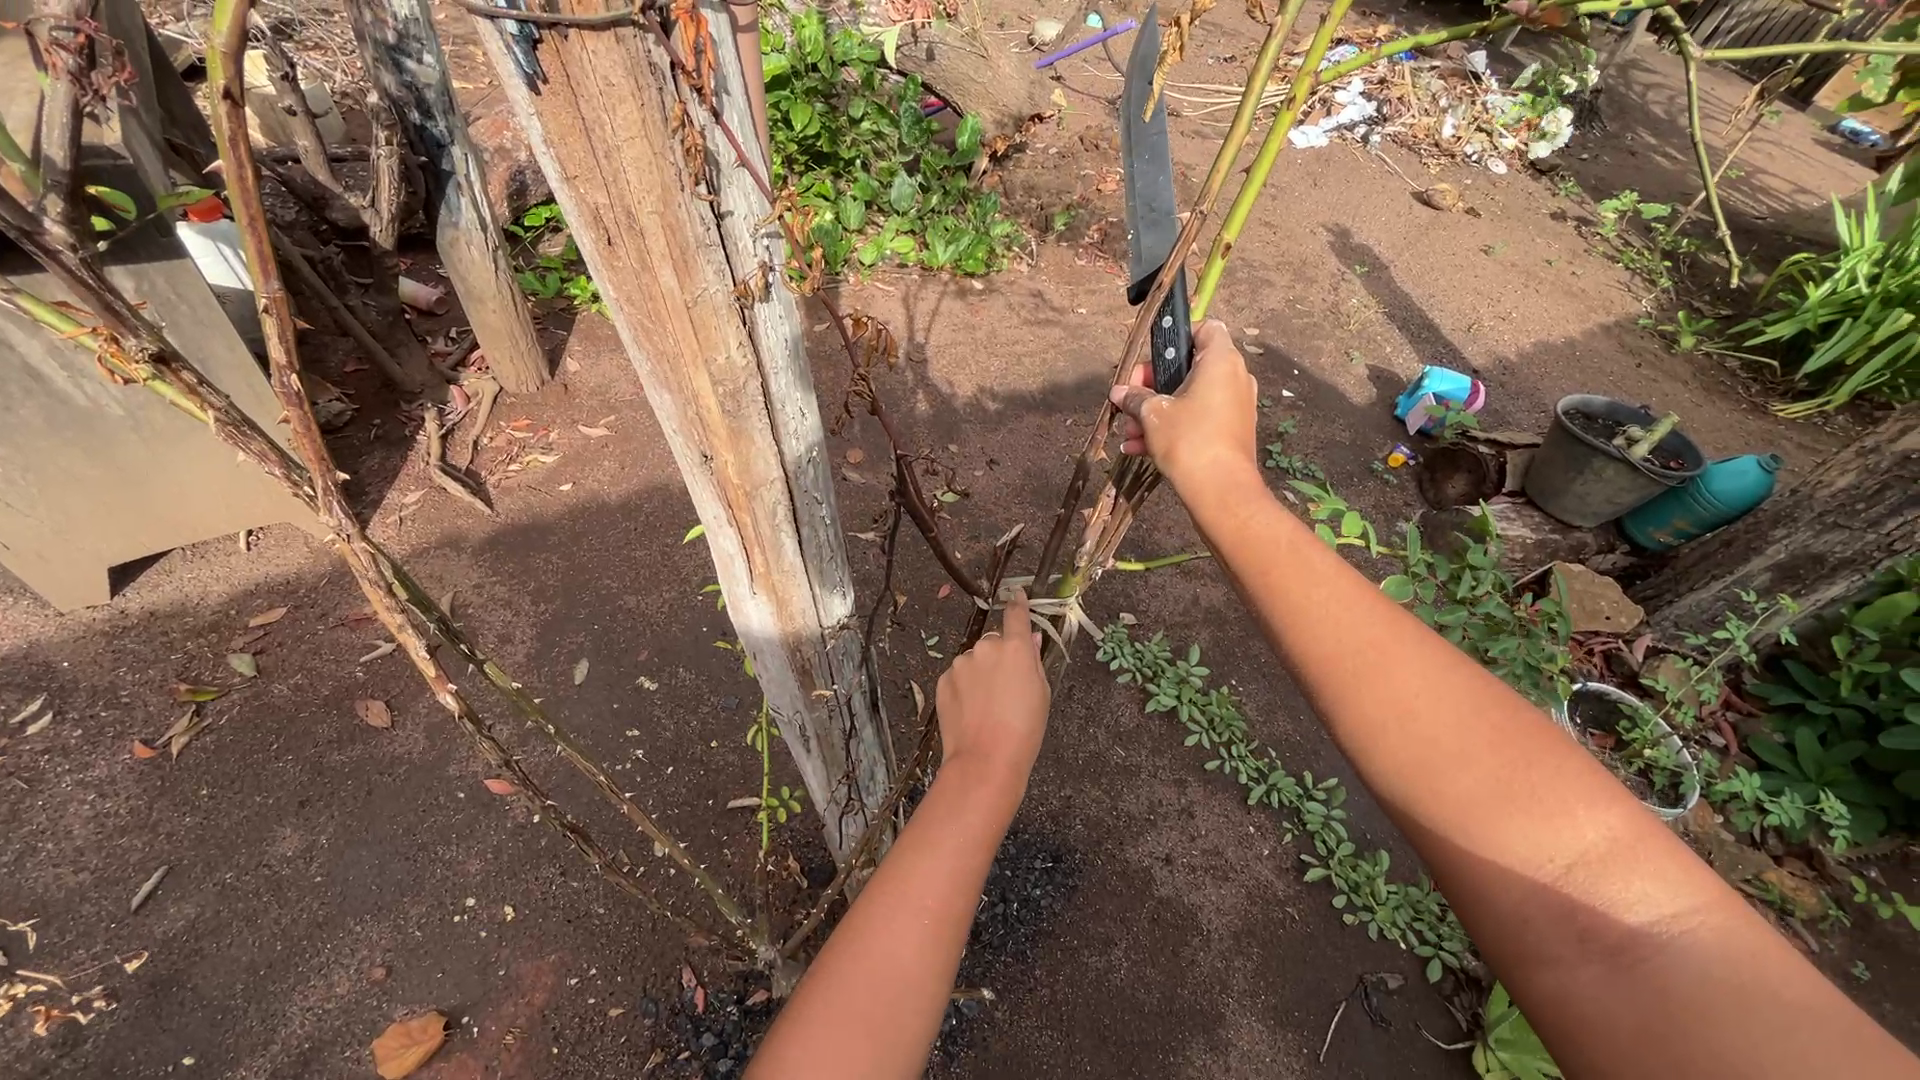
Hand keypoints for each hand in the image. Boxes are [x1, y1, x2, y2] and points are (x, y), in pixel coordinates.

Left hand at [934, 589, 1049, 794]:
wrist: (986, 759)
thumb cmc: (1024, 729)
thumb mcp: (1041, 693)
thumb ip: (1033, 661)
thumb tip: (1030, 639)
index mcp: (1015, 648)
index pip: (1016, 615)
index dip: (1017, 605)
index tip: (1016, 596)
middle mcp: (985, 648)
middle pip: (994, 643)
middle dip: (999, 657)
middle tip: (1006, 688)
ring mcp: (961, 663)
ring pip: (974, 661)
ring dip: (980, 673)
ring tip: (987, 705)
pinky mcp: (943, 680)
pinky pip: (958, 677)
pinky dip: (964, 688)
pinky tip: (972, 711)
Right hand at [1108, 319, 1258, 496]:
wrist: (1220, 489)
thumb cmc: (1188, 439)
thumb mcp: (1152, 414)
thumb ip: (1134, 397)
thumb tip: (1119, 392)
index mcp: (1221, 361)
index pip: (1206, 328)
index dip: (1178, 337)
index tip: (1153, 360)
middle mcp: (1234, 378)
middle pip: (1189, 367)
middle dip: (1154, 384)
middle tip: (1130, 401)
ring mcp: (1235, 406)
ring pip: (1189, 398)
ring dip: (1157, 412)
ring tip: (1129, 432)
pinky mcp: (1231, 431)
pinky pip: (1197, 420)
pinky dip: (1172, 428)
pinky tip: (1140, 448)